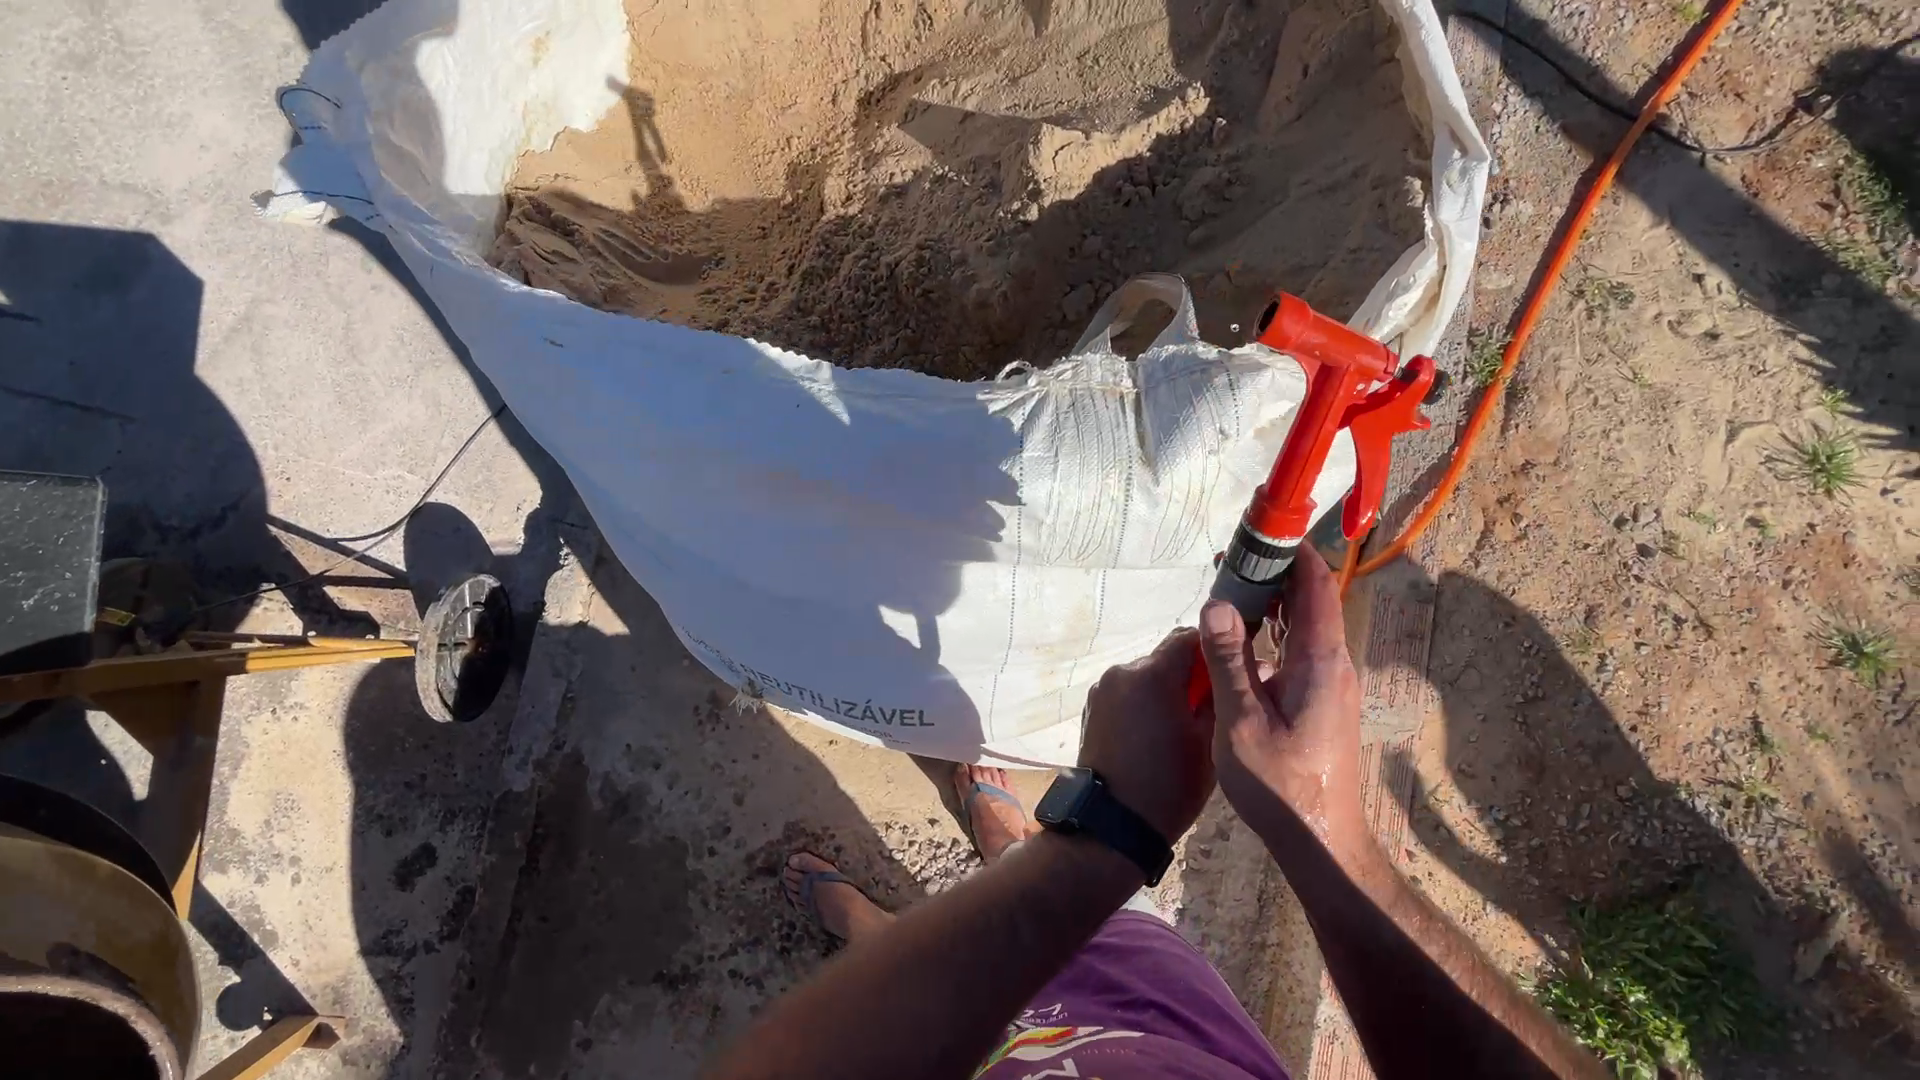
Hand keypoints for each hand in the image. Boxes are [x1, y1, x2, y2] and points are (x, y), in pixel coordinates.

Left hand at [1079, 629, 1216, 843]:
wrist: (1113, 823)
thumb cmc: (1170, 784)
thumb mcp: (1209, 742)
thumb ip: (1221, 697)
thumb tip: (1241, 671)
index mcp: (1153, 674)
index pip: (1190, 637)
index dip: (1215, 649)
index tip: (1232, 671)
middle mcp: (1123, 672)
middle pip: (1166, 657)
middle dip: (1190, 674)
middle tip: (1211, 705)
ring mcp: (1102, 689)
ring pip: (1145, 676)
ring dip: (1165, 689)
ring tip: (1181, 725)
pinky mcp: (1092, 707)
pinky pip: (1126, 694)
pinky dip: (1144, 703)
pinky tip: (1155, 734)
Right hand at [1197, 545, 1371, 863]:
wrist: (1321, 840)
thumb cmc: (1280, 784)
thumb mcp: (1242, 722)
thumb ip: (1229, 660)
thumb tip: (1216, 602)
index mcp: (1321, 662)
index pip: (1315, 587)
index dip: (1292, 552)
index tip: (1260, 529)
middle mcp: (1334, 664)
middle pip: (1311, 601)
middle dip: (1274, 573)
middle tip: (1228, 559)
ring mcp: (1332, 684)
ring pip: (1306, 626)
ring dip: (1273, 602)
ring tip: (1230, 588)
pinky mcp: (1323, 701)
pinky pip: (1300, 649)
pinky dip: (1275, 631)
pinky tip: (1243, 637)